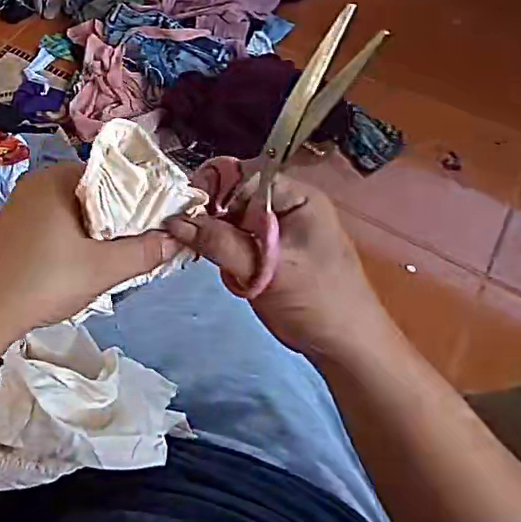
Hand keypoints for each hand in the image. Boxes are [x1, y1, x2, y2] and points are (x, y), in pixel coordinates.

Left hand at [0, 166, 175, 355]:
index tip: (162, 216)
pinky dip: (78, 234)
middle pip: (96, 190)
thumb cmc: (42, 282)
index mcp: (58, 178)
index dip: (142, 193)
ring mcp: (23, 203)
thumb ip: (143, 252)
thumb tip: (177, 239)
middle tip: (146, 237)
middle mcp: (39, 181)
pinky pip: (58, 219)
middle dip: (122, 214)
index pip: (114, 172)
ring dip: (100, 227)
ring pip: (78, 207)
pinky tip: (88, 257)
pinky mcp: (15, 225)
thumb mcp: (101, 269)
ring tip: (122, 250)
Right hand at [165, 170, 394, 361]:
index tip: (187, 212)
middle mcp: (286, 204)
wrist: (346, 347)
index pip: (243, 174)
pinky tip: (232, 274)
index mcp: (297, 196)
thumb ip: (220, 242)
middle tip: (197, 243)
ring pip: (230, 218)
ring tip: (225, 266)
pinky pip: (236, 238)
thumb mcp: (267, 270)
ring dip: (218, 239)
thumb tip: (174, 221)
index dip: (213, 188)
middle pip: (233, 194)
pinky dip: (226, 253)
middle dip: (213, 217)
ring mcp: (277, 227)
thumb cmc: (317, 303)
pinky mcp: (269, 249)